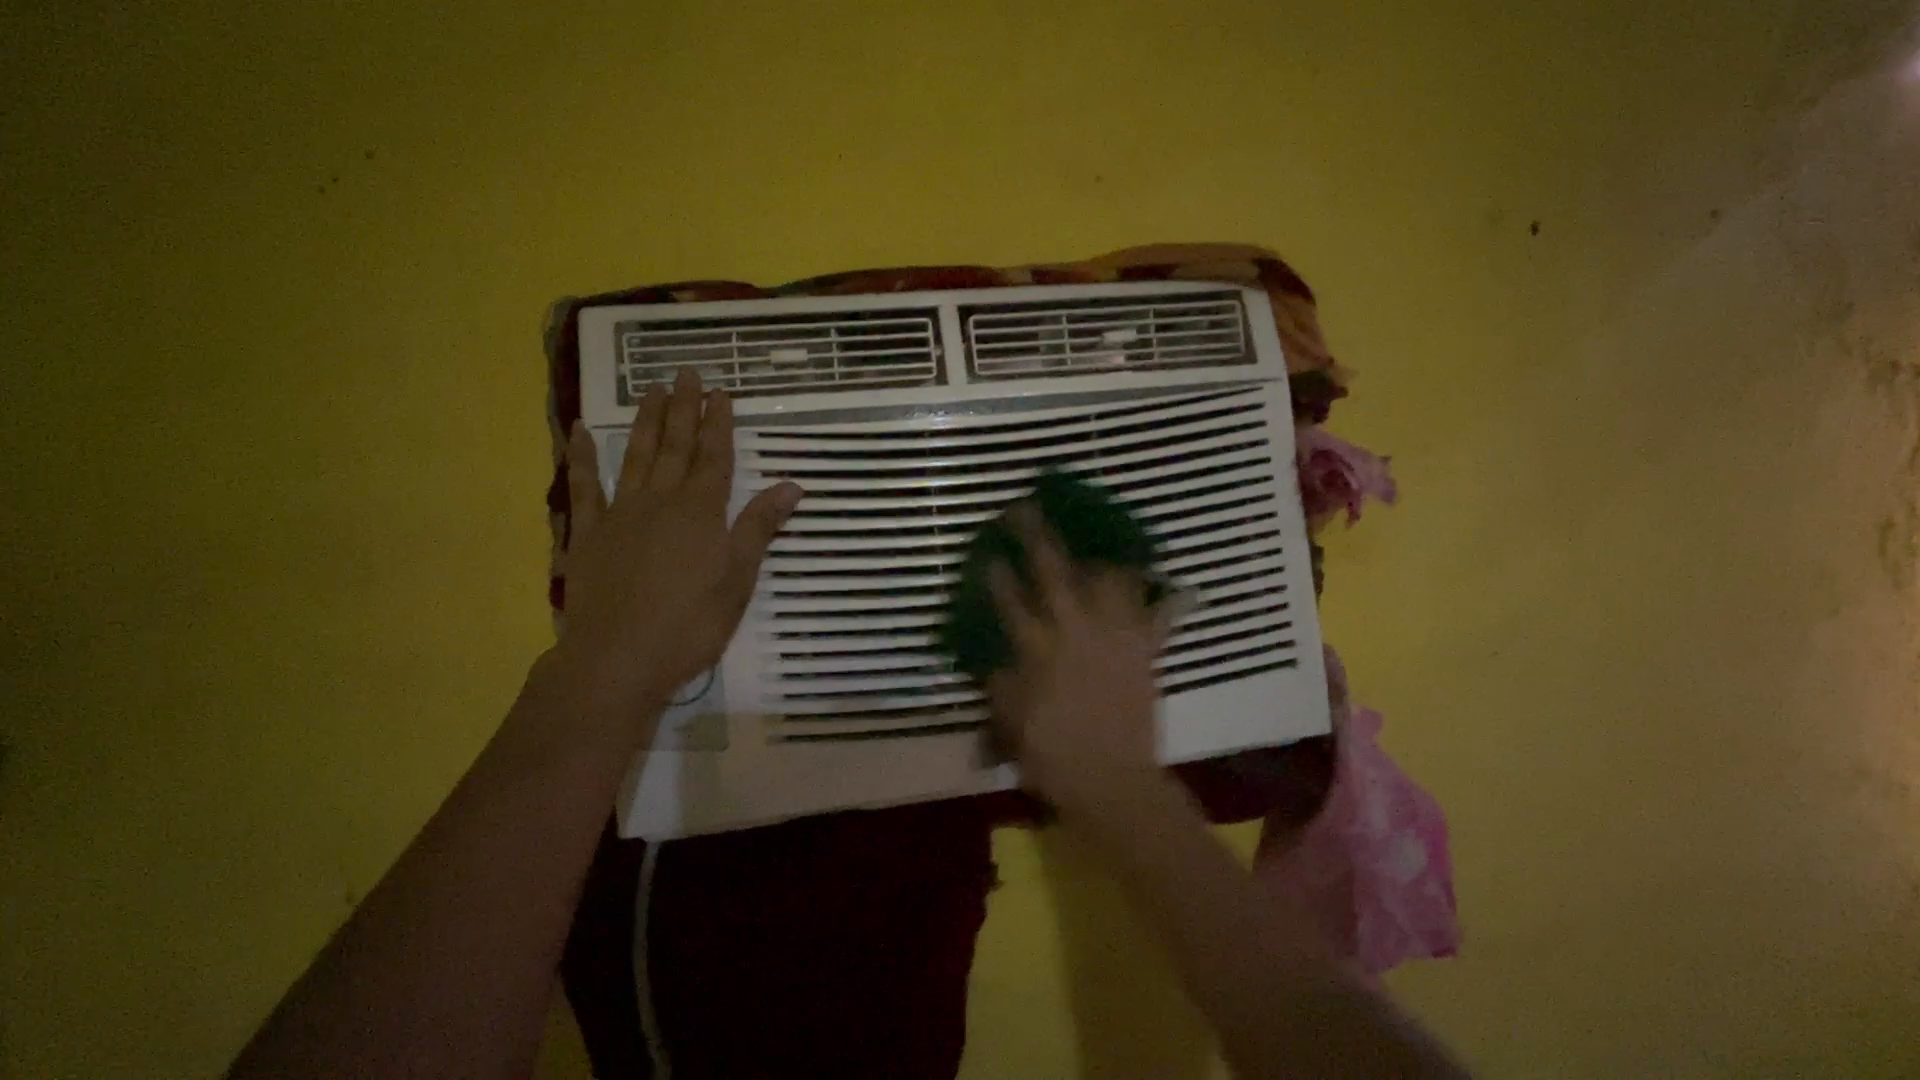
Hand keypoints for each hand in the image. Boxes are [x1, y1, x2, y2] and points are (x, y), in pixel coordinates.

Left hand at [554, 370, 801, 724]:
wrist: (618, 658)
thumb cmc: (690, 624)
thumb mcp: (738, 579)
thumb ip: (759, 528)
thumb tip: (792, 485)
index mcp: (702, 511)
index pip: (714, 456)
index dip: (719, 423)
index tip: (721, 392)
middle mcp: (661, 500)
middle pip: (675, 446)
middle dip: (684, 409)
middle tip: (687, 372)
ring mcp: (620, 514)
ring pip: (635, 456)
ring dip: (645, 421)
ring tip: (651, 389)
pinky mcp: (587, 534)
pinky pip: (583, 487)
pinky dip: (582, 457)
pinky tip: (579, 431)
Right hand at [985, 507, 1171, 812]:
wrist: (1114, 782)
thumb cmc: (1054, 758)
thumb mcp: (1011, 724)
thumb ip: (1001, 685)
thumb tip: (993, 657)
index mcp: (1038, 650)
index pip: (1011, 601)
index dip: (998, 573)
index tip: (989, 550)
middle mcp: (1075, 633)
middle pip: (1054, 574)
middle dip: (1037, 537)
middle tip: (1025, 508)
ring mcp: (1115, 638)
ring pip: (1108, 581)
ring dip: (1097, 555)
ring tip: (1092, 536)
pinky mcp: (1145, 651)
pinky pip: (1154, 613)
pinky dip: (1158, 595)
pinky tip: (1160, 579)